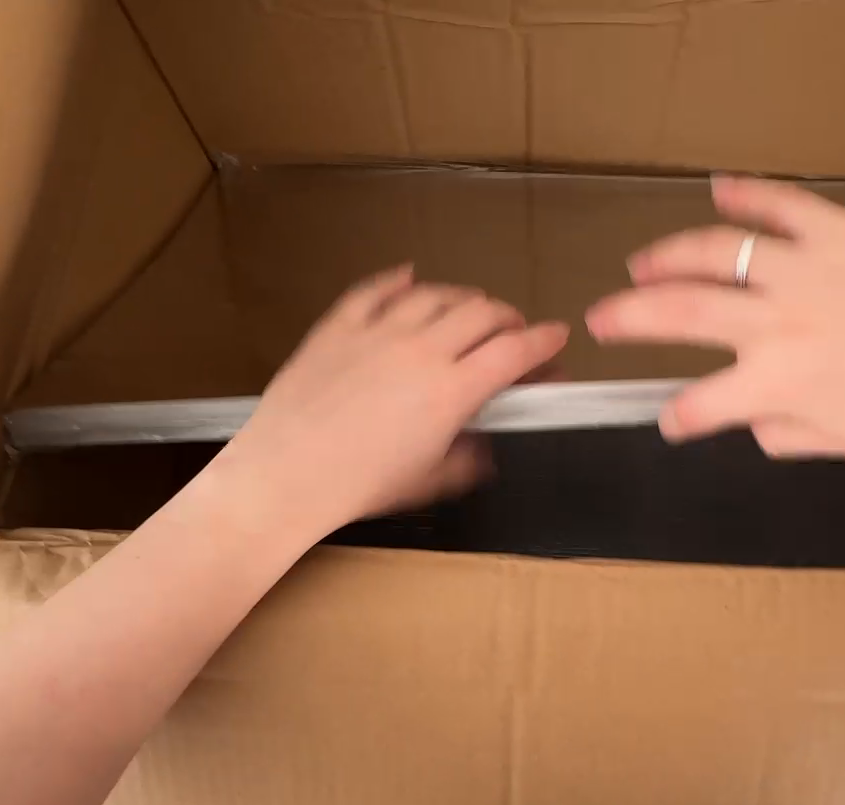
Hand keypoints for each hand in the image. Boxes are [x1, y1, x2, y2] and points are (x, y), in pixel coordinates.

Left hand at [220, 266, 568, 534]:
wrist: (288, 475)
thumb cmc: (360, 486)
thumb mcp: (431, 481)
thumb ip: (469, 458)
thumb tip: (484, 447)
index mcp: (451, 391)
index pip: (514, 351)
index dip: (544, 341)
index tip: (556, 337)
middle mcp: (421, 349)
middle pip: (482, 312)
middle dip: (509, 317)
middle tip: (513, 331)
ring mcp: (377, 331)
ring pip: (436, 294)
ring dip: (463, 298)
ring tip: (470, 309)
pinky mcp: (338, 327)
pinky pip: (376, 290)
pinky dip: (399, 280)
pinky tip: (410, 277)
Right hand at [585, 175, 844, 456]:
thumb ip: (785, 435)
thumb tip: (755, 422)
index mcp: (776, 381)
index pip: (700, 404)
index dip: (678, 418)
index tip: (671, 420)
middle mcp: (775, 322)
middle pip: (679, 314)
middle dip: (627, 318)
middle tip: (598, 319)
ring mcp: (803, 269)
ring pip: (714, 252)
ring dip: (666, 257)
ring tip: (640, 264)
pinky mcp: (838, 230)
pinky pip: (780, 205)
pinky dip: (744, 195)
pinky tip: (717, 189)